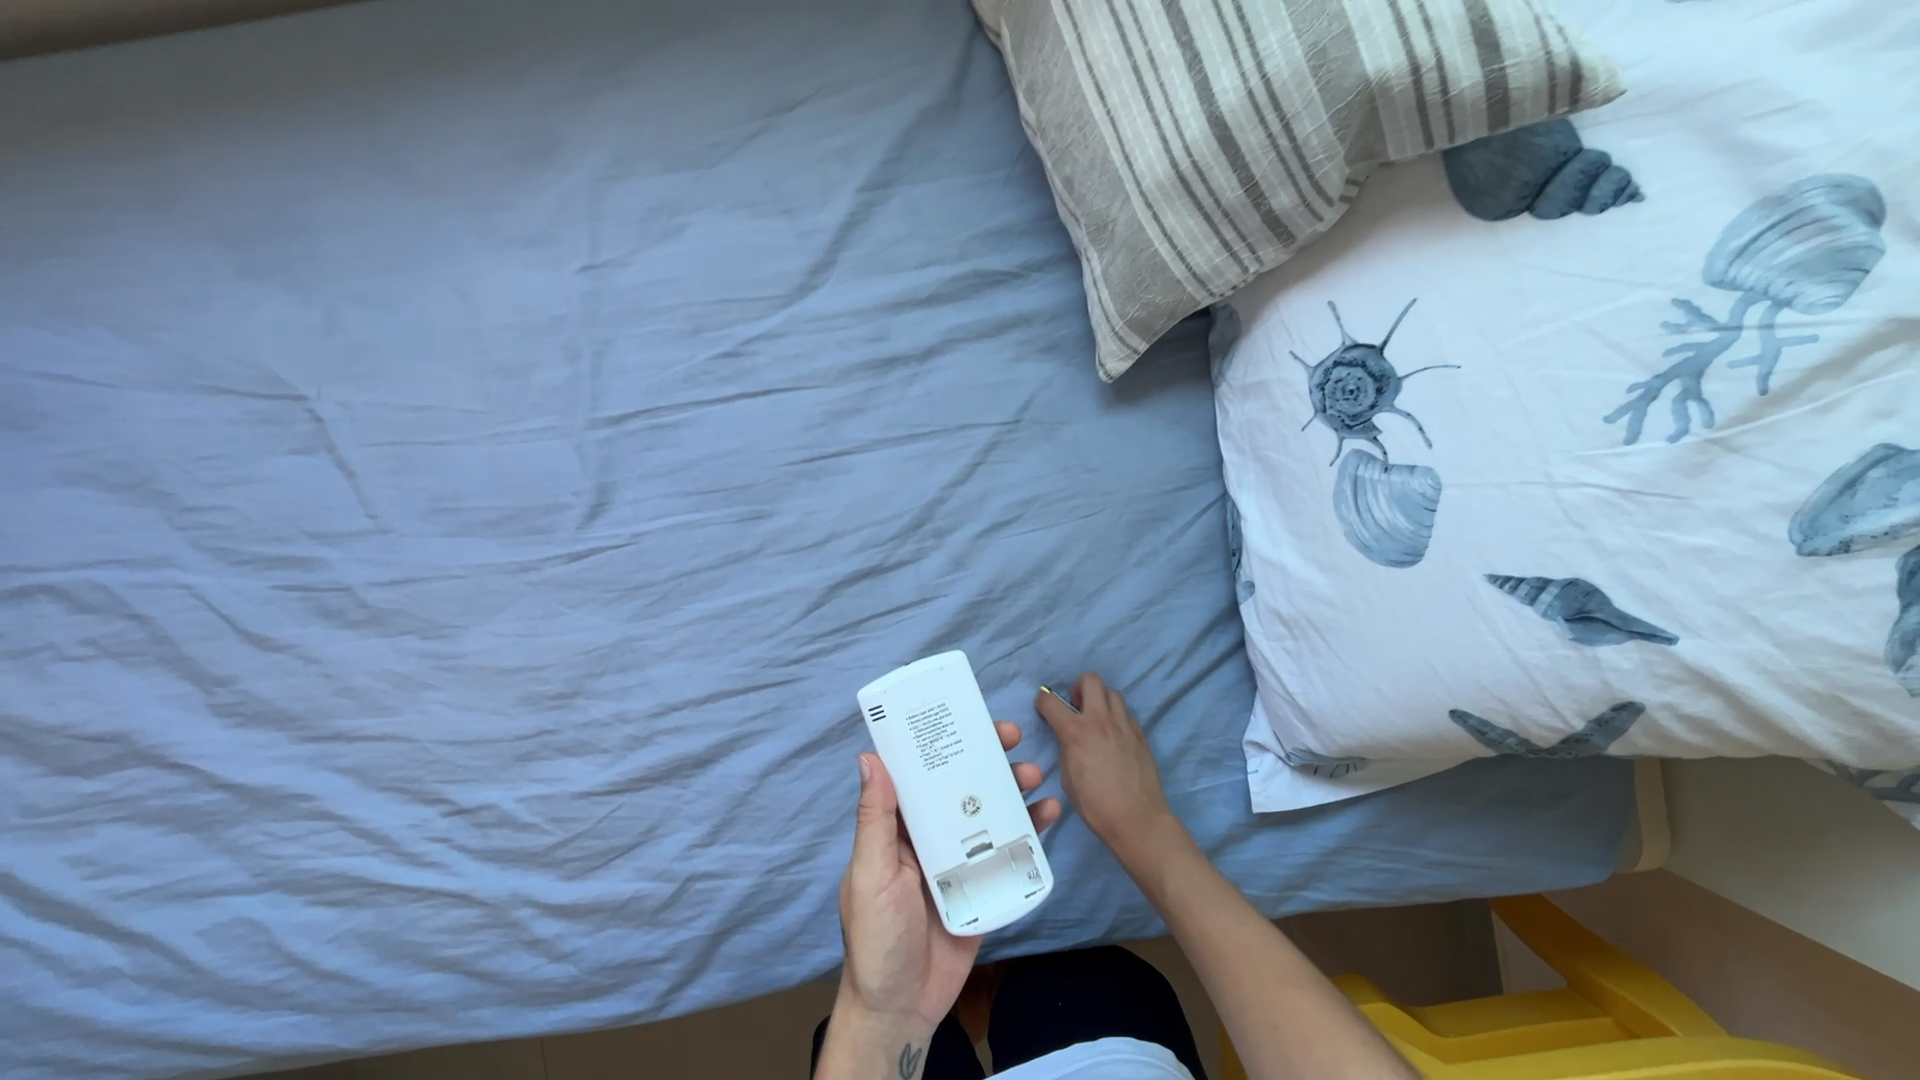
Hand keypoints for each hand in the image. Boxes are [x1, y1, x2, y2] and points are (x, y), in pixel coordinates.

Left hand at [835, 722, 1060, 1031]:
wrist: (903, 1006)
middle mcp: (928, 836)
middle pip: (960, 786)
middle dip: (985, 757)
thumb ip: (875, 819)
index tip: (965, 717)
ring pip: (988, 812)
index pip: (919, 774)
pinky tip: (1048, 814)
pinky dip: (1028, 830)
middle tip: (1012, 736)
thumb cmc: (876, 938)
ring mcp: (958, 860)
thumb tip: (870, 757)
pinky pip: (1008, 850)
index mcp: (897, 828)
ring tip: (1034, 773)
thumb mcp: (871, 874)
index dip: (941, 743)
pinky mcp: (983, 885)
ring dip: (1011, 788)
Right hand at [1034, 673, 1180, 866]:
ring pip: (1112, 692)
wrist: (1136, 818)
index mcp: (1075, 732)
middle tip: (1077, 706)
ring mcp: (1124, 725)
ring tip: (1097, 719)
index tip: (1044, 708)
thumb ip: (1066, 748)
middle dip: (1079, 687)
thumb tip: (1069, 738)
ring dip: (1100, 700)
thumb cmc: (1095, 805)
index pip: (1050, 701)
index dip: (1043, 701)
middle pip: (1090, 679)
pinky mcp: (1140, 734)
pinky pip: (1126, 713)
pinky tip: (1114, 735)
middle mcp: (1100, 720)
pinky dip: (1116, 716)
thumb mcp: (1067, 776)